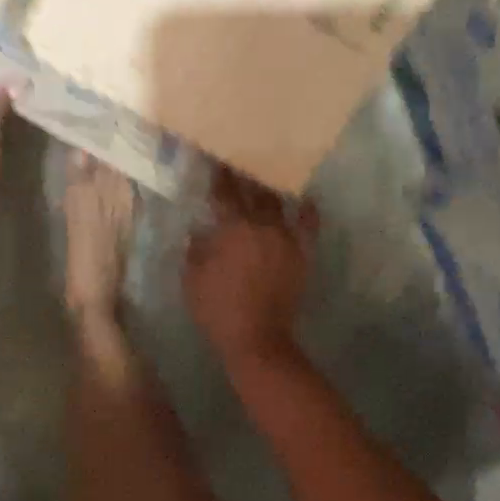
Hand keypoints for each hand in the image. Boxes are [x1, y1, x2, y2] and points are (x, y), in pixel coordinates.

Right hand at [183, 166, 318, 364]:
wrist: (257, 338)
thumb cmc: (217, 307)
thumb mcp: (192, 276)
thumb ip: (196, 247)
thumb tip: (201, 229)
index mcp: (232, 226)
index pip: (225, 191)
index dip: (219, 175)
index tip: (216, 161)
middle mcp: (262, 223)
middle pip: (254, 190)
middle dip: (245, 177)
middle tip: (239, 167)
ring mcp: (286, 237)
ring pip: (278, 202)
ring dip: (269, 191)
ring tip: (263, 182)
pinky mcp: (302, 253)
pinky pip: (308, 225)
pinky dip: (306, 211)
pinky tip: (303, 201)